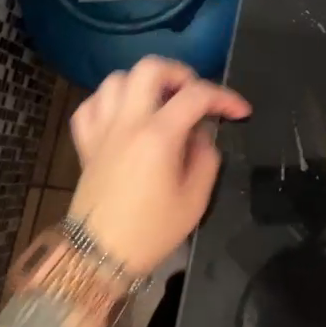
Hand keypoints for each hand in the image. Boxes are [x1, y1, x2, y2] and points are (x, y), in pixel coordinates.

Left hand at [66, 57, 251, 274]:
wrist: (98, 258)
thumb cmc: (151, 231)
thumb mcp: (195, 200)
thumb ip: (206, 158)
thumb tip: (201, 137)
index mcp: (158, 136)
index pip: (197, 95)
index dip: (224, 96)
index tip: (239, 111)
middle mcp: (128, 123)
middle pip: (150, 68)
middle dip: (180, 74)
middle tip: (195, 95)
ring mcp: (102, 130)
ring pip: (117, 80)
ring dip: (143, 84)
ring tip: (161, 103)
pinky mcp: (85, 143)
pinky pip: (92, 105)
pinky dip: (110, 102)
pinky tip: (125, 116)